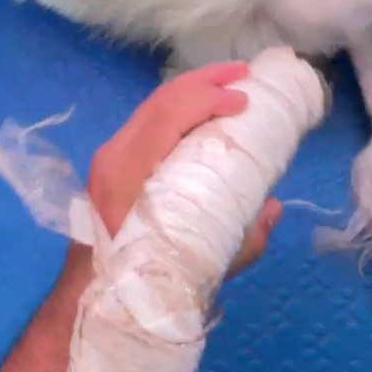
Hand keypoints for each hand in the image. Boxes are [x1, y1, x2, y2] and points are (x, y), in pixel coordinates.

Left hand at [86, 62, 282, 275]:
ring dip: (192, 88)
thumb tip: (273, 206)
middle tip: (243, 74)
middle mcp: (115, 156)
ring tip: (228, 80)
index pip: (166, 117)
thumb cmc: (150, 282)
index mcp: (128, 176)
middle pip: (160, 100)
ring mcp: (110, 154)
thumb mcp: (202, 266)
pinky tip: (201, 104)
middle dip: (205, 81)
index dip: (206, 99)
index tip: (242, 101)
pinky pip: (148, 118)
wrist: (98, 297)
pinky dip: (178, 105)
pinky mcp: (114, 158)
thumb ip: (243, 239)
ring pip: (152, 104)